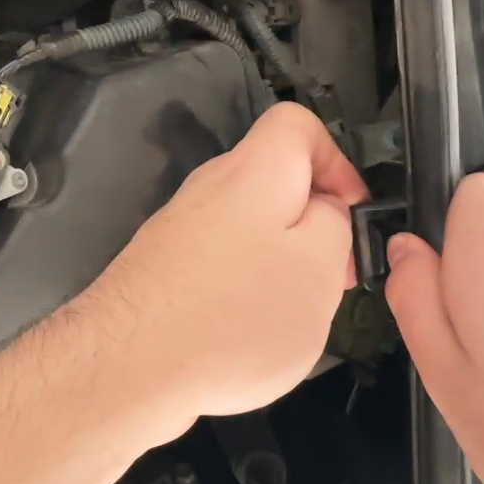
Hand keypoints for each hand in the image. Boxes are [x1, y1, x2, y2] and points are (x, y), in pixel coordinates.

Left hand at [69, 102, 367, 437]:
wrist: (132, 359)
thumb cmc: (231, 316)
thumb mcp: (318, 269)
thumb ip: (334, 225)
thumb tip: (327, 208)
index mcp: (254, 170)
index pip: (298, 123)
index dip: (336, 160)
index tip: (351, 212)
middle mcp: (212, 184)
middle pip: (278, 178)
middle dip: (314, 223)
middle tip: (331, 277)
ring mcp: (185, 221)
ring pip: (252, 222)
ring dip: (282, 259)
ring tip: (291, 312)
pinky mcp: (168, 258)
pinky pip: (223, 254)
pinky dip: (245, 283)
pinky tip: (247, 328)